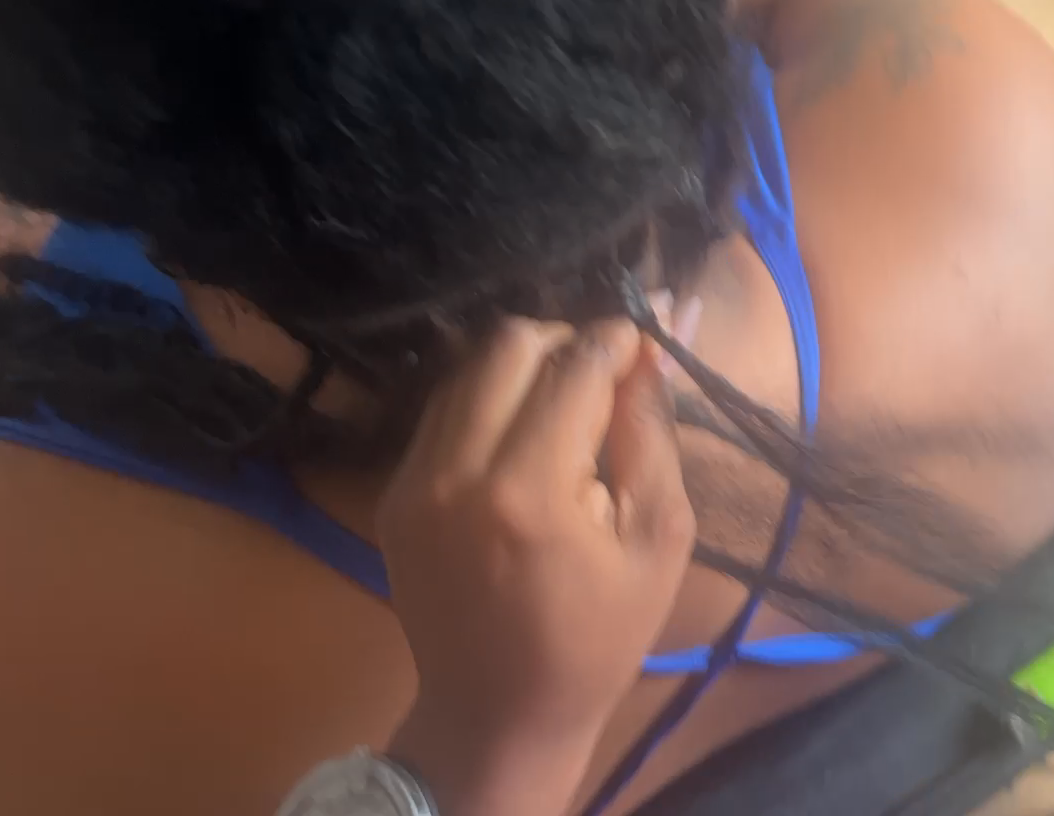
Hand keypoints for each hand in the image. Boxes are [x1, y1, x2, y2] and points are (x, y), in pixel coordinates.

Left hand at [378, 319, 696, 815]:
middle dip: (572, 340)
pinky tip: (531, 429)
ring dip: (532, 361)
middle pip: (511, 344)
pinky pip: (449, 405)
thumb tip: (650, 352)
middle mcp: (454, 471)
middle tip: (612, 373)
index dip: (620, 339)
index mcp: (528, 491)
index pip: (576, 367)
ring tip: (575, 399)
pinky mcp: (394, 492)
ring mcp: (412, 481)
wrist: (497, 714)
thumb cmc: (601, 632)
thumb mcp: (659, 534)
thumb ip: (651, 432)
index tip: (650, 339)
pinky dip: (497, 393)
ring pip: (472, 365)